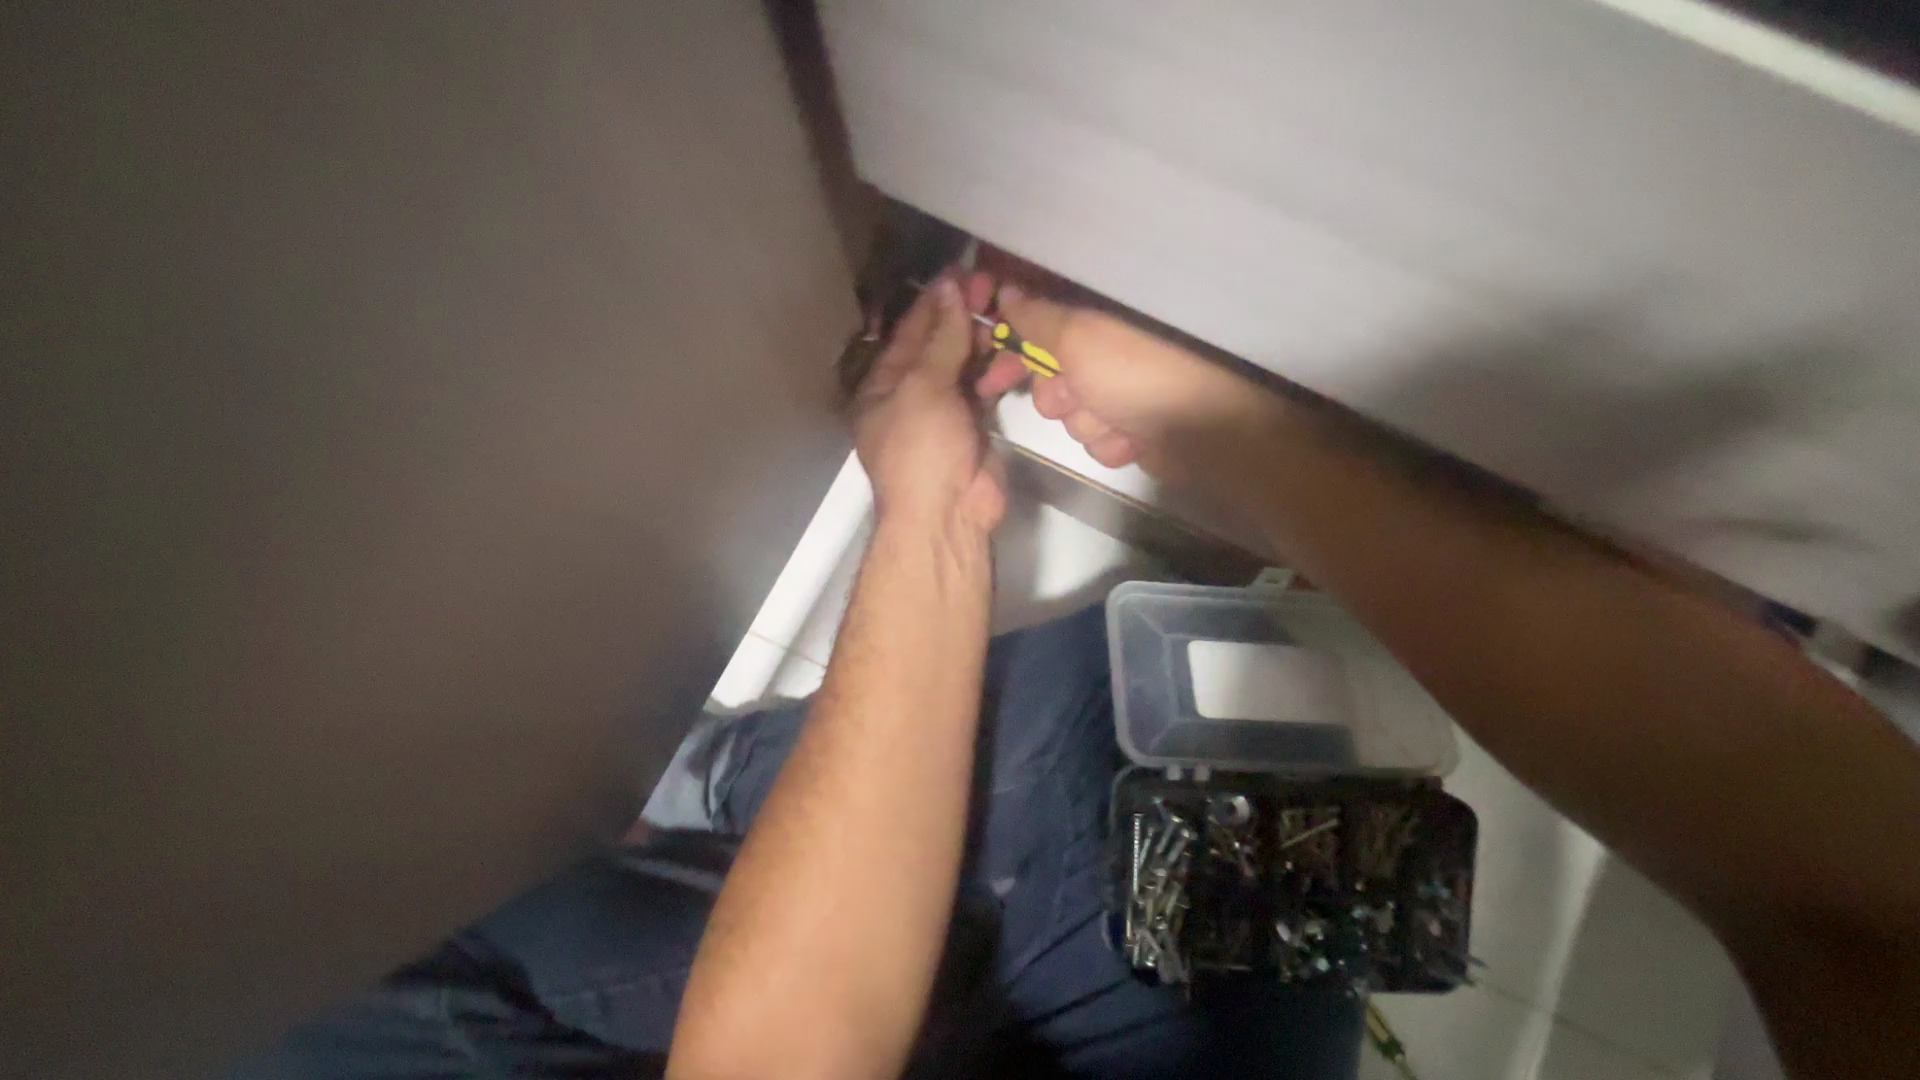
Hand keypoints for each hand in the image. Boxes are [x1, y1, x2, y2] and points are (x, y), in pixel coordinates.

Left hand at [852, 273, 1020, 535]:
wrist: (948, 514)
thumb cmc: (920, 449)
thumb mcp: (923, 388)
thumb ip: (941, 339)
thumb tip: (949, 290)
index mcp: (881, 388)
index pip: (908, 334)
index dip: (933, 302)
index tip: (959, 272)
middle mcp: (910, 397)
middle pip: (938, 347)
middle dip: (962, 317)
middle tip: (990, 285)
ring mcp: (943, 414)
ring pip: (964, 366)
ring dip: (982, 340)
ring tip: (1005, 310)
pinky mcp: (974, 428)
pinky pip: (984, 390)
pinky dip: (997, 370)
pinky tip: (1013, 348)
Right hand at [993, 284, 1276, 479]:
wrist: (1201, 429)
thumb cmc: (1136, 374)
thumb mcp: (1078, 338)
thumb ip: (1037, 317)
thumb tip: (1005, 291)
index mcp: (1095, 321)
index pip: (1038, 329)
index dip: (1012, 352)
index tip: (990, 375)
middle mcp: (1104, 353)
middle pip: (1047, 380)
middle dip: (1059, 397)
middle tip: (1075, 396)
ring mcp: (1119, 392)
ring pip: (1072, 416)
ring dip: (1089, 423)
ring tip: (1118, 419)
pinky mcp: (1131, 428)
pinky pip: (1098, 440)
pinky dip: (1112, 442)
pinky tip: (1134, 437)